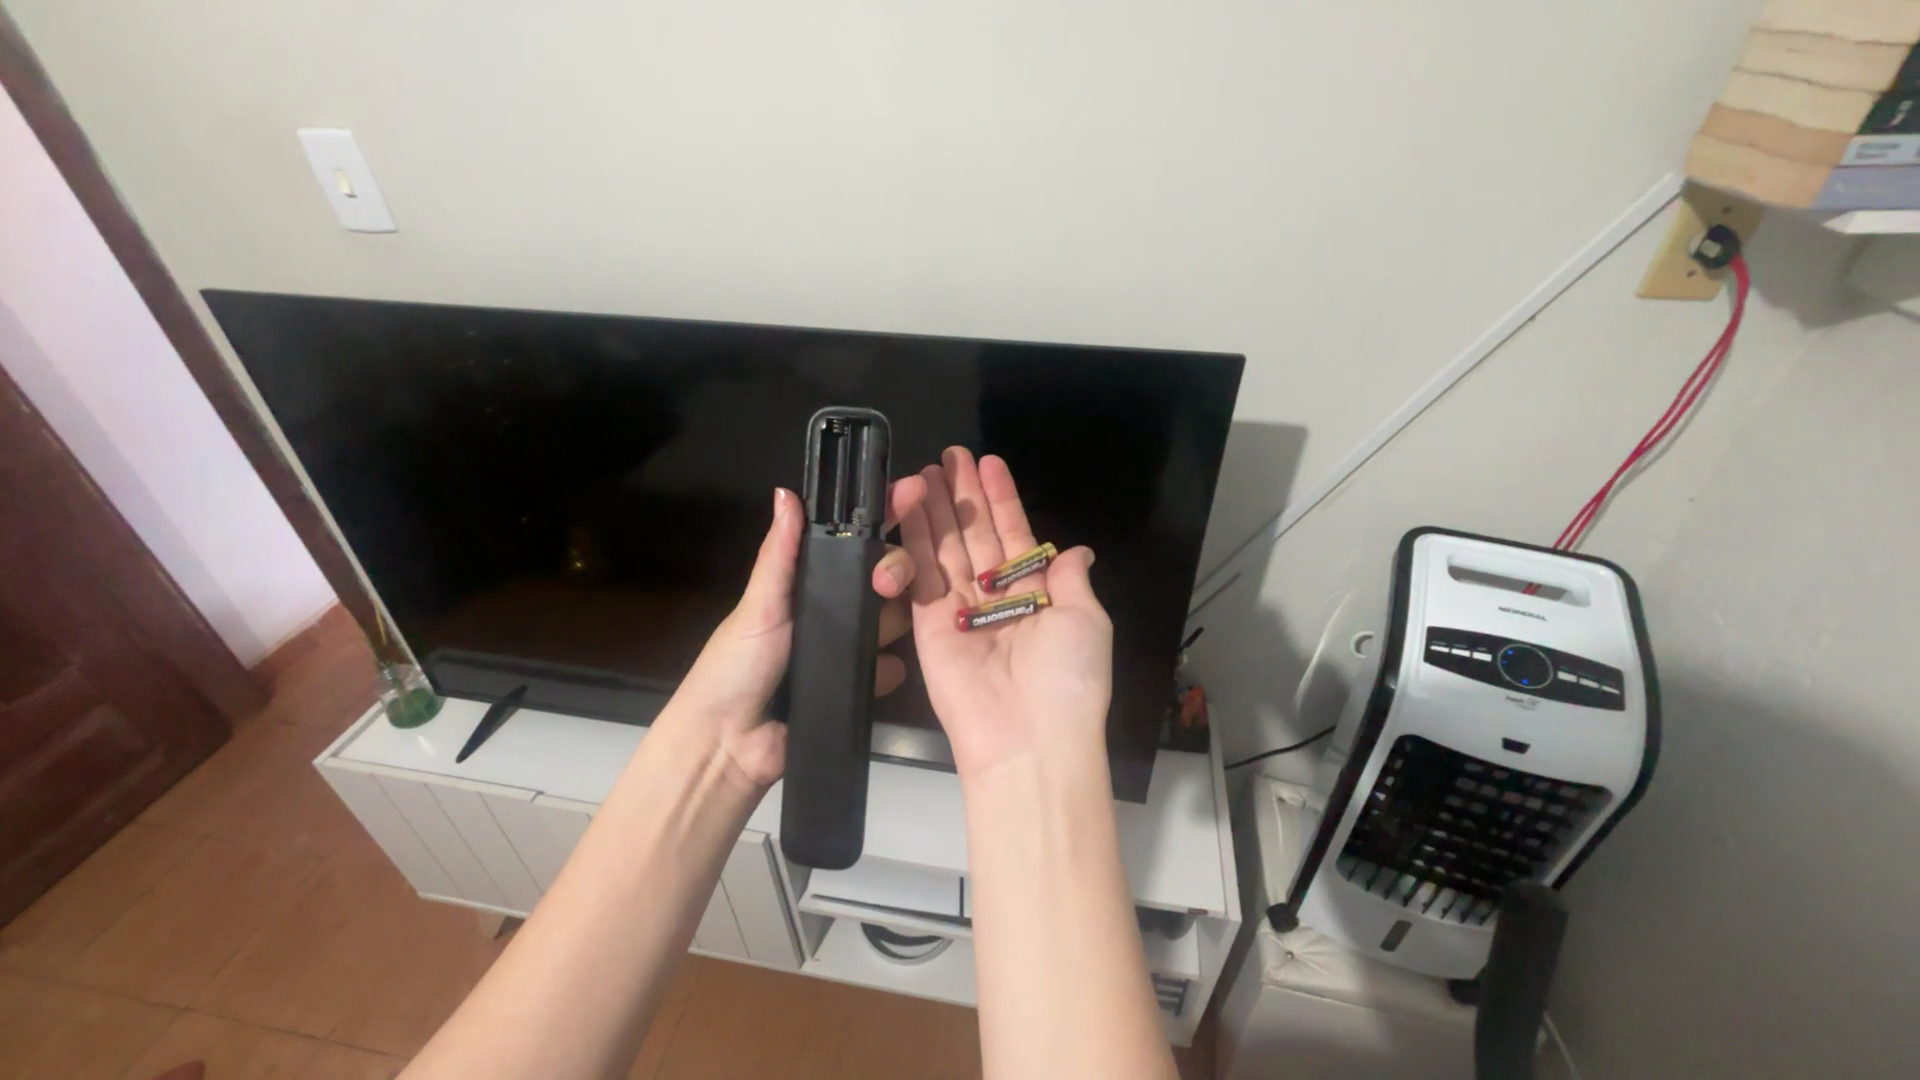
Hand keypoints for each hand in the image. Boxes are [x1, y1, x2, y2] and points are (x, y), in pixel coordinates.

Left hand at [658, 480, 926, 787]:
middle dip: (896, 569)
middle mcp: (833, 610)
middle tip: (887, 584)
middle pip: (885, 576)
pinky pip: (889, 669)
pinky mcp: (858, 687)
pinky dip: (886, 670)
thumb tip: (786, 492)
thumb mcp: (758, 607)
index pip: (852, 541)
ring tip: (885, 629)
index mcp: (808, 584)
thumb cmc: (735, 667)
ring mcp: (847, 649)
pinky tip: (876, 672)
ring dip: (896, 619)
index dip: (884, 516)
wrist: (730, 746)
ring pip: (895, 619)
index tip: (912, 494)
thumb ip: (780, 555)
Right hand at [900, 447, 1112, 779]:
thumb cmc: (1068, 676)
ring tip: (925, 470)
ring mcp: (961, 612)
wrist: (1029, 737)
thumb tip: (1077, 552)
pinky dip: (915, 539)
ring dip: (935, 509)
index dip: (1003, 501)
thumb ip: (1070, 578)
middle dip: (963, 496)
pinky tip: (910, 504)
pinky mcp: (929, 625)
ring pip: (947, 549)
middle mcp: (998, 600)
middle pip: (977, 537)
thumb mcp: (1086, 619)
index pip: (1016, 537)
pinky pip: (922, 574)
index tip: (990, 464)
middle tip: (950, 456)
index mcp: (1039, 597)